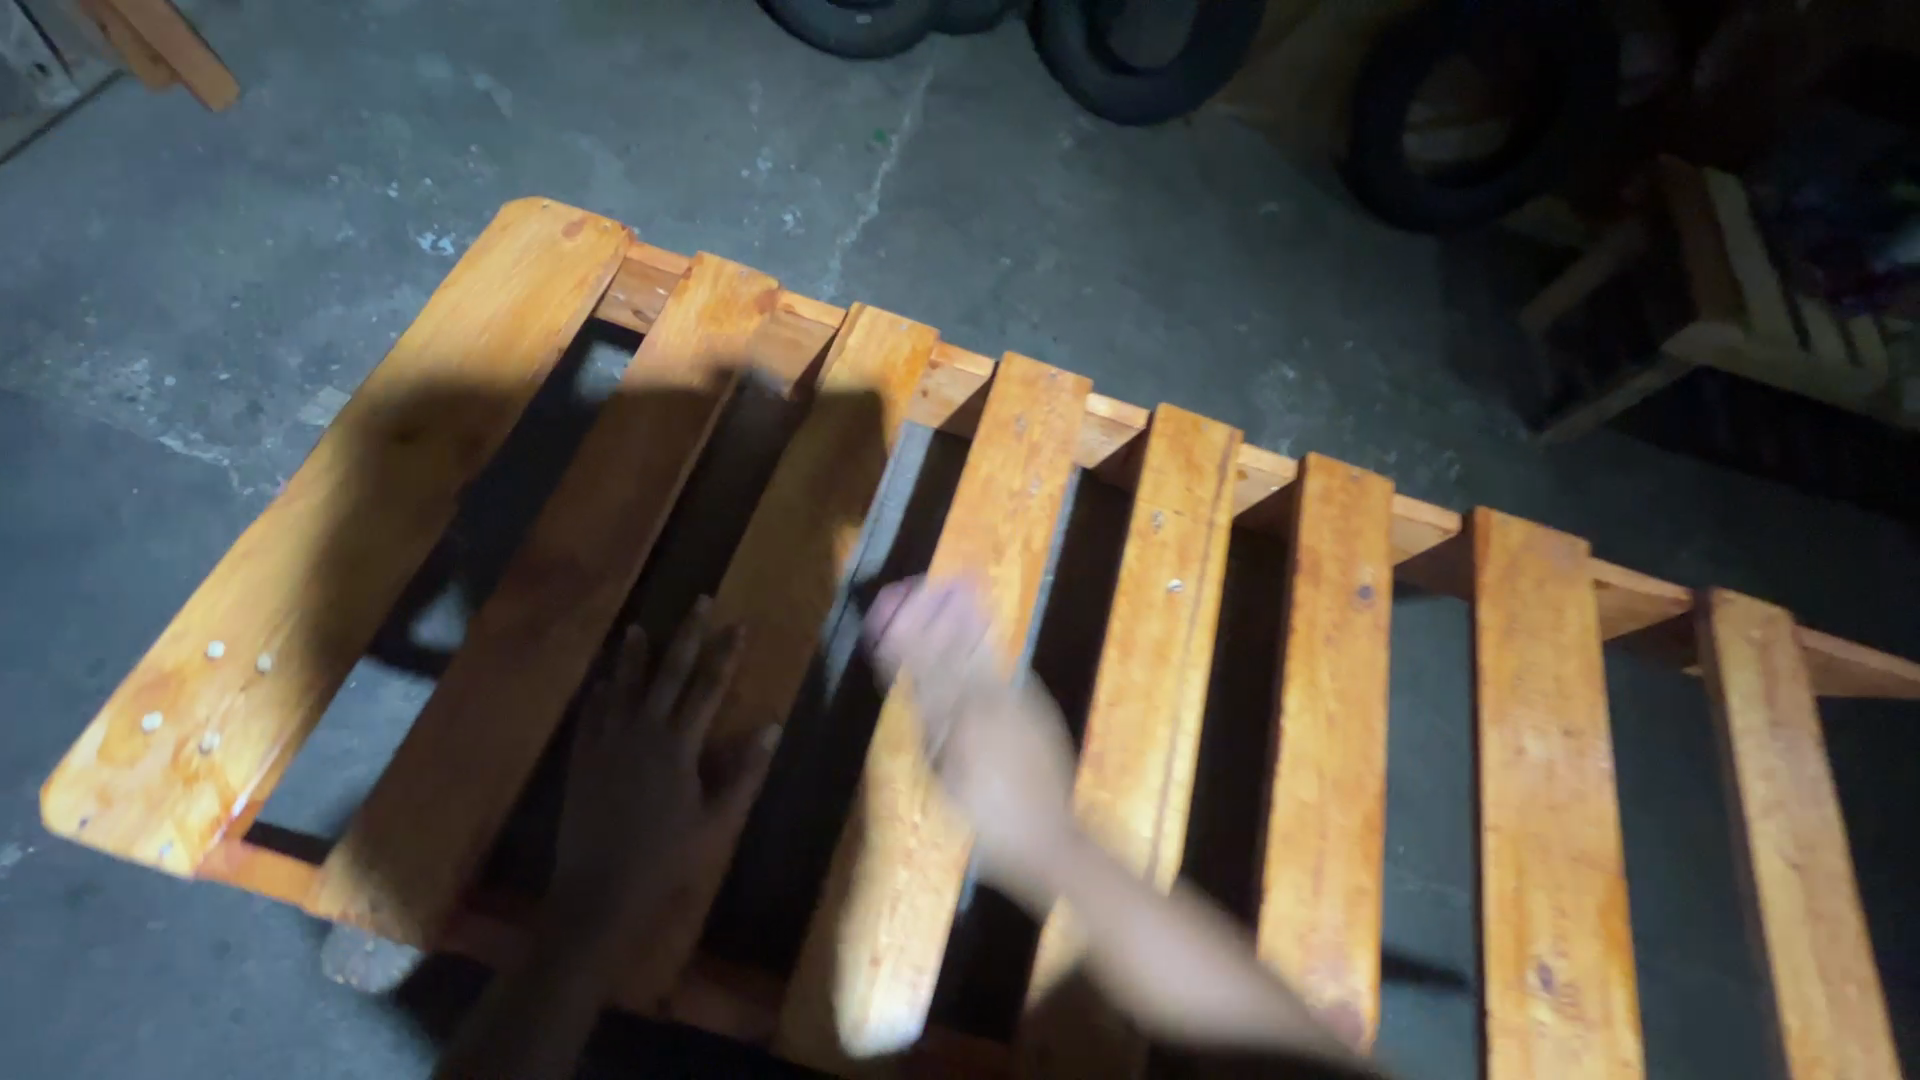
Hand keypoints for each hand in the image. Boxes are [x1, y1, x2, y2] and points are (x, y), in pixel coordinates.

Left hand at [551, 598, 778, 941]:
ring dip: (634, 656)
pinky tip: (603, 681)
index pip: (707, 687)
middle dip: (686, 635)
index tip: (738, 624)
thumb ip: (745, 773)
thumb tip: (772, 727)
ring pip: (623, 688)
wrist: (598, 895)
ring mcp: (606, 745)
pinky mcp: (582, 761)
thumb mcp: (717, 821)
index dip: (725, 654)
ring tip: (638, 627)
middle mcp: (641, 733)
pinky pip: (591, 716)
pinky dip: (600, 694)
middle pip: (667, 674)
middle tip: (698, 602)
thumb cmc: (666, 859)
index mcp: (678, 746)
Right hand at [864, 578, 1079, 891]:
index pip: (923, 670)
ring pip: (982, 650)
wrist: (1048, 834)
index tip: (889, 611)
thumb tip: (922, 691)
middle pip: (953, 650)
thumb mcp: (946, 780)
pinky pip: (1001, 664)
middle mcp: (988, 700)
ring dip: (965, 616)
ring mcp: (1015, 699)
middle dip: (933, 615)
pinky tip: (982, 618)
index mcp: (960, 720)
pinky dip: (988, 637)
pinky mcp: (1033, 704)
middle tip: (920, 584)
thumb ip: (934, 730)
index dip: (904, 638)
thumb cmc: (988, 818)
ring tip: (959, 583)